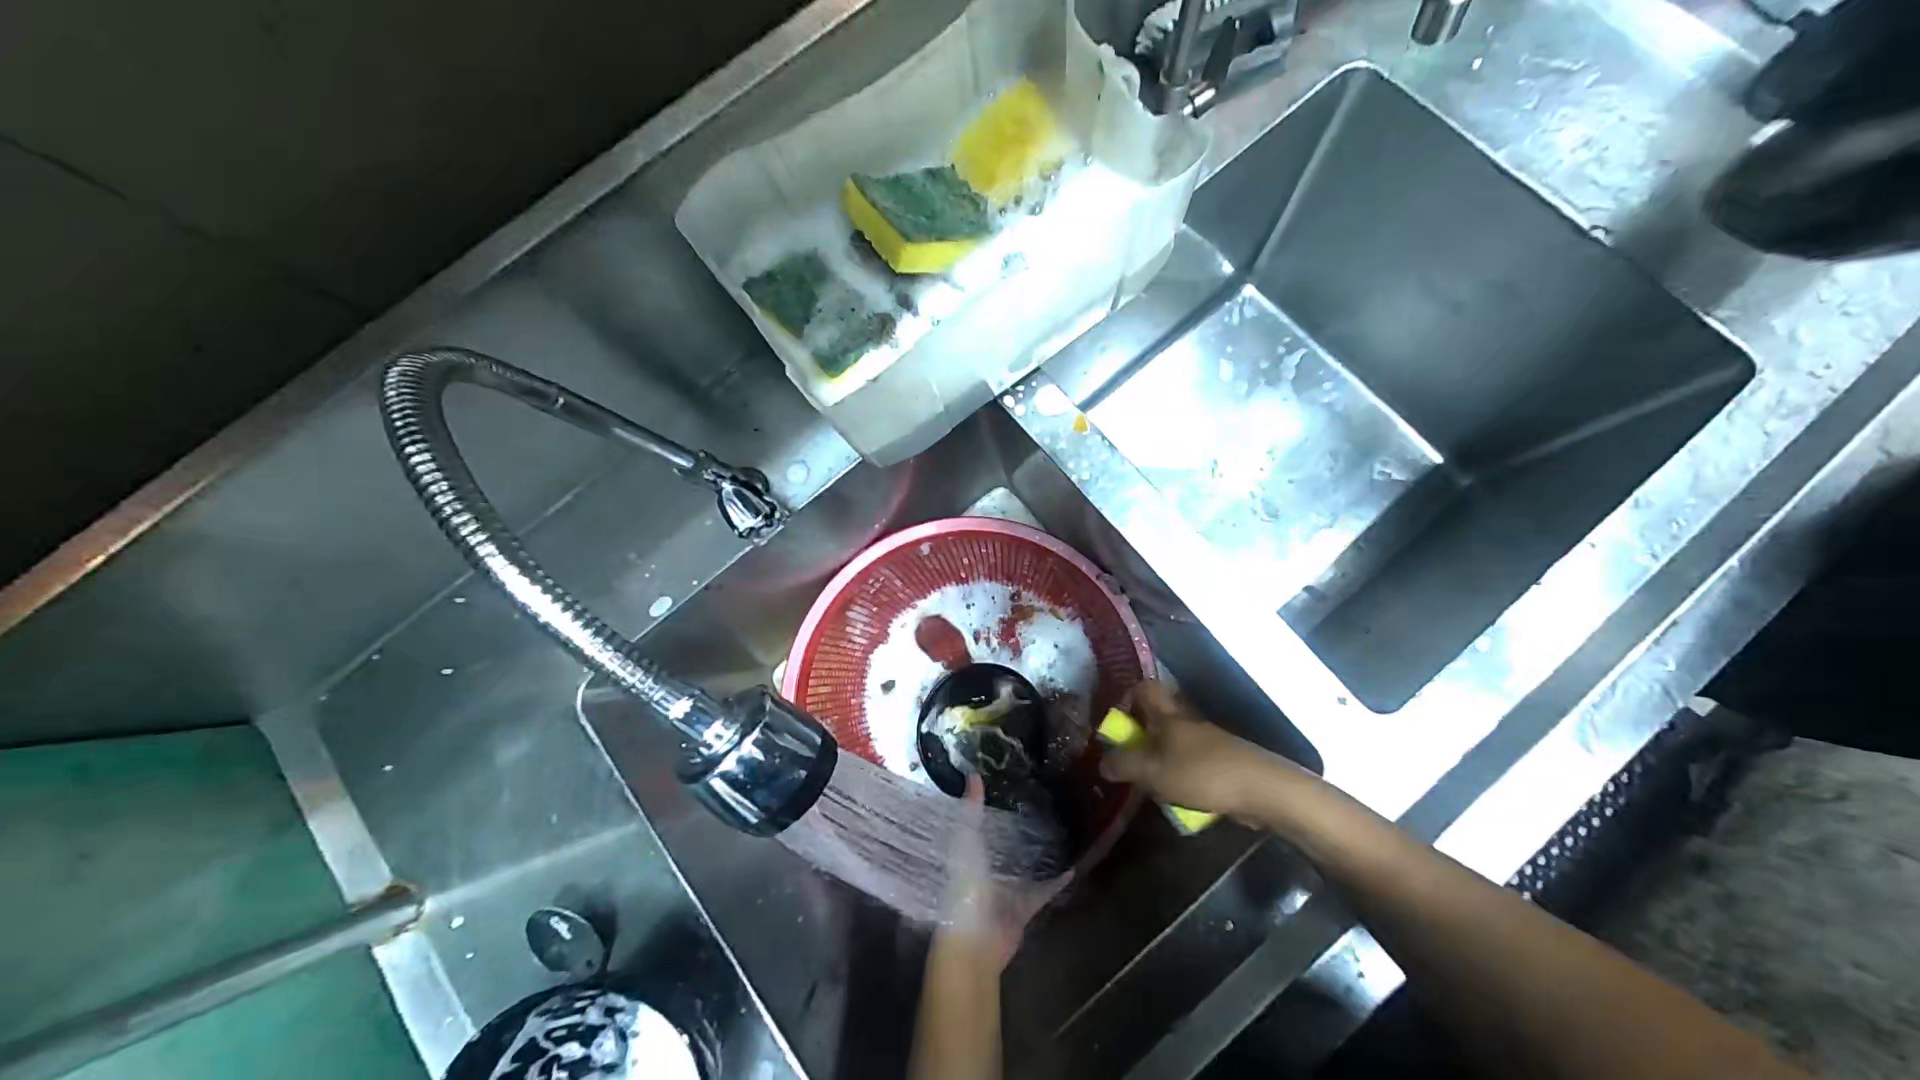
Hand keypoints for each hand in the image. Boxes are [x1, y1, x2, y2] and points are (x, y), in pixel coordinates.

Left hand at [939, 776, 1068, 967]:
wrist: (975, 940)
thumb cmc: (965, 888)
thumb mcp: (966, 843)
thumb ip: (971, 812)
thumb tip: (974, 775)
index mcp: (970, 854)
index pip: (980, 826)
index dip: (990, 807)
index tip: (1006, 783)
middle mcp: (988, 870)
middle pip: (1005, 845)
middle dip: (1018, 828)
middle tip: (1041, 802)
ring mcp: (1007, 890)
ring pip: (1026, 867)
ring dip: (1039, 854)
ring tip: (1060, 829)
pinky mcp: (1024, 907)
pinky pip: (1045, 890)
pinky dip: (1058, 881)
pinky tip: (1073, 867)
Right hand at [1097, 680, 1291, 818]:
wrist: (1262, 789)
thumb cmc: (1201, 774)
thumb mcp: (1153, 773)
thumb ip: (1124, 766)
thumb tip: (1102, 762)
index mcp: (1168, 716)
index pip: (1145, 689)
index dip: (1128, 698)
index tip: (1118, 722)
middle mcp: (1188, 722)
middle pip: (1160, 717)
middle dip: (1143, 736)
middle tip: (1131, 759)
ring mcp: (1210, 741)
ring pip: (1177, 741)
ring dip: (1163, 757)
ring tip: (1154, 783)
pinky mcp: (1225, 761)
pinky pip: (1194, 761)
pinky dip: (1183, 774)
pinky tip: (1182, 796)